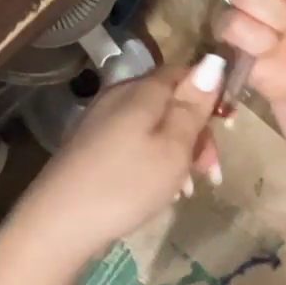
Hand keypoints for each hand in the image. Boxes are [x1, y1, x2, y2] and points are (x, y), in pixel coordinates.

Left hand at [9, 56, 226, 263]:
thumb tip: (214, 60)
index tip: (227, 127)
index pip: (184, 72)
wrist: (58, 224)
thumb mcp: (173, 148)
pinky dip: (153, 160)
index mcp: (141, 90)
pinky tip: (158, 191)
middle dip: (196, 132)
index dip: (210, 94)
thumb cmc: (126, 185)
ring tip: (187, 189)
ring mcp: (100, 121)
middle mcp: (118, 95)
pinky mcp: (90, 146)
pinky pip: (133, 142)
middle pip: (169, 100)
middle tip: (210, 172)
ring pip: (153, 125)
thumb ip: (193, 105)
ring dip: (177, 151)